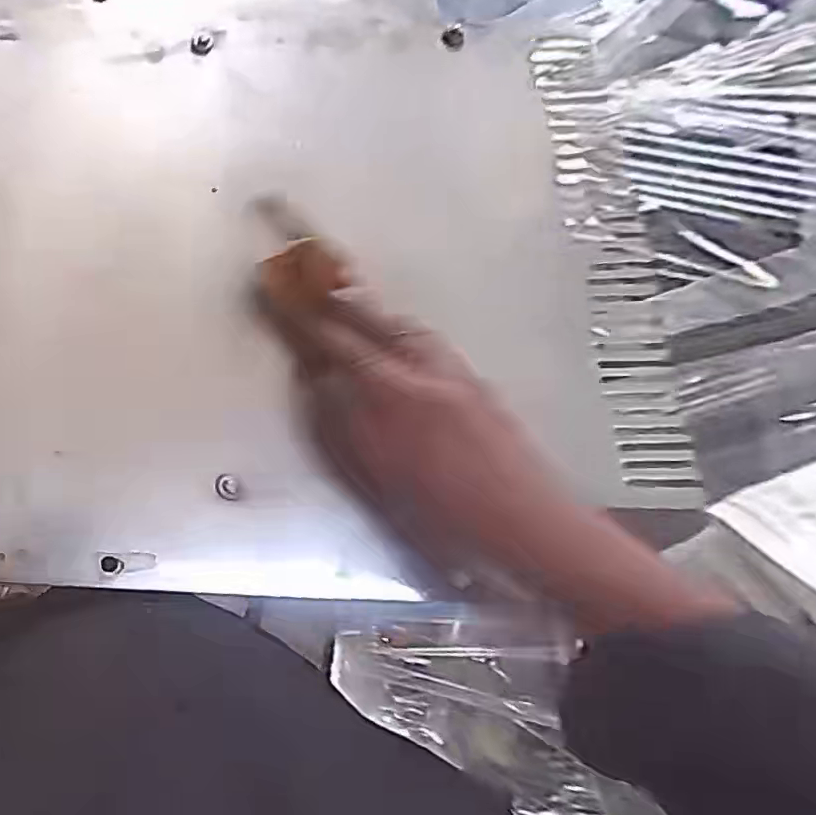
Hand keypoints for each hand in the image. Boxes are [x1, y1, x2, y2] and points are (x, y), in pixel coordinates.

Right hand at [265, 286, 733, 631]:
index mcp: (400, 396)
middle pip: (388, 325)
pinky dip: (409, 340)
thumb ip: (344, 420)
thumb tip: (321, 385)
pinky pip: (438, 351)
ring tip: (361, 312)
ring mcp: (466, 382)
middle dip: (352, 304)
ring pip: (418, 335)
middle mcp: (435, 377)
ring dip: (383, 319)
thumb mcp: (374, 470)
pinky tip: (403, 352)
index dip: (309, 321)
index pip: (343, 345)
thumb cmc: (441, 509)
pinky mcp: (486, 395)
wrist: (531, 527)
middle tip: (325, 287)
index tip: (284, 298)